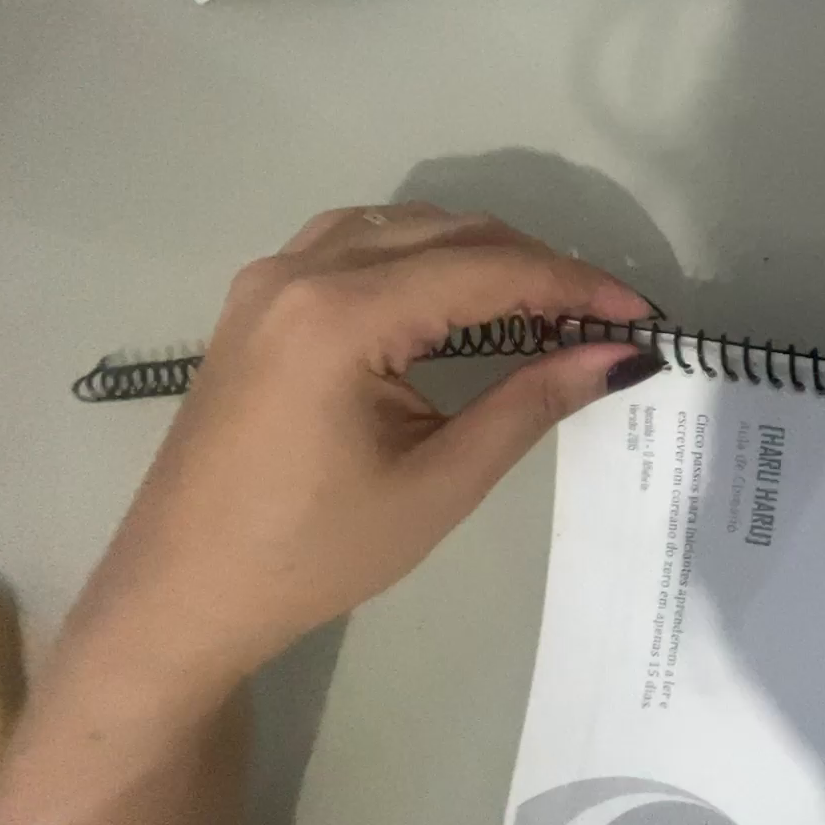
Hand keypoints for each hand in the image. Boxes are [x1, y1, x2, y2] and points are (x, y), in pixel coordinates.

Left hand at [65, 203, 663, 699]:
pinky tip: (457, 291)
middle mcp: (302, 272)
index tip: (641, 314)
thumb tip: (621, 356)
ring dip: (487, 253)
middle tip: (603, 316)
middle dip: (541, 266)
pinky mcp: (263, 301)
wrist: (183, 598)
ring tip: (545, 301)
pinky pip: (364, 242)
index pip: (490, 271)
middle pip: (454, 232)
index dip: (577, 286)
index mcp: (342, 316)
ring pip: (409, 226)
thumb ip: (535, 401)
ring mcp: (272, 280)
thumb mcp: (444, 479)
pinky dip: (430, 253)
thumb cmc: (318, 551)